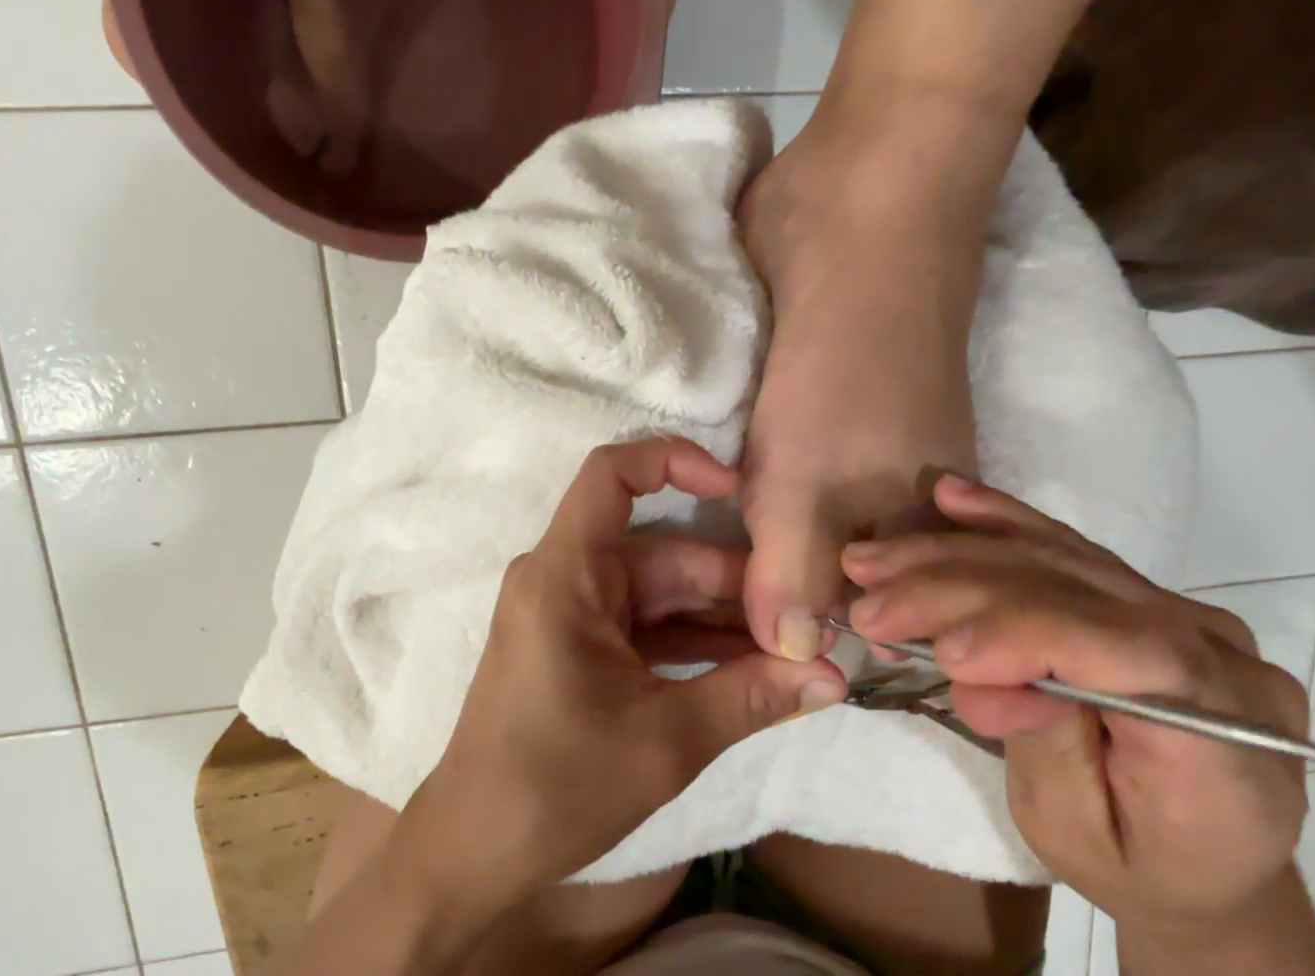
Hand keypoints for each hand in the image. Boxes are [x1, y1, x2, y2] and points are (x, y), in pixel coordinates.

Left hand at [395, 437, 848, 910]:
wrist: (475, 854)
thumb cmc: (556, 788)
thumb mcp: (667, 741)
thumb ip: (753, 697)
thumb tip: (838, 676)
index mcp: (564, 577)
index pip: (611, 476)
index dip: (675, 461)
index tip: (741, 488)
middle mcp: (565, 580)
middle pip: (664, 552)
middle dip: (739, 583)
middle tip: (815, 617)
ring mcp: (574, 615)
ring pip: (664, 594)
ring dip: (726, 621)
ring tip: (803, 647)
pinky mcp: (583, 649)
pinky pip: (649, 628)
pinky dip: (697, 645)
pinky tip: (760, 670)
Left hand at [737, 100, 1014, 663]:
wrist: (855, 214)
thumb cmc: (848, 361)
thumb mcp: (822, 481)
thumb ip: (799, 569)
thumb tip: (790, 658)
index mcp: (911, 527)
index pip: (872, 620)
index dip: (811, 650)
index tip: (742, 682)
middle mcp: (881, 497)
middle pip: (819, 579)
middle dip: (760, 606)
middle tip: (682, 649)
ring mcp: (838, 449)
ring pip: (785, 525)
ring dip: (738, 553)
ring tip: (665, 605)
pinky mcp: (795, 409)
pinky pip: (761, 472)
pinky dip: (729, 499)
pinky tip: (683, 529)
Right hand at [842, 475, 1310, 939]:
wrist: (1206, 857)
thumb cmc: (1141, 864)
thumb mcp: (1081, 833)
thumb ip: (1042, 739)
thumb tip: (973, 667)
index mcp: (1225, 729)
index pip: (1130, 652)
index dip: (1030, 634)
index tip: (942, 653)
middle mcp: (1215, 649)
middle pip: (1079, 592)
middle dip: (961, 590)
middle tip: (869, 603)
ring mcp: (1182, 613)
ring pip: (1060, 560)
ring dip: (955, 555)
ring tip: (874, 559)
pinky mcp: (1144, 597)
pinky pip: (1068, 549)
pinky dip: (1002, 523)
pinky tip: (950, 498)